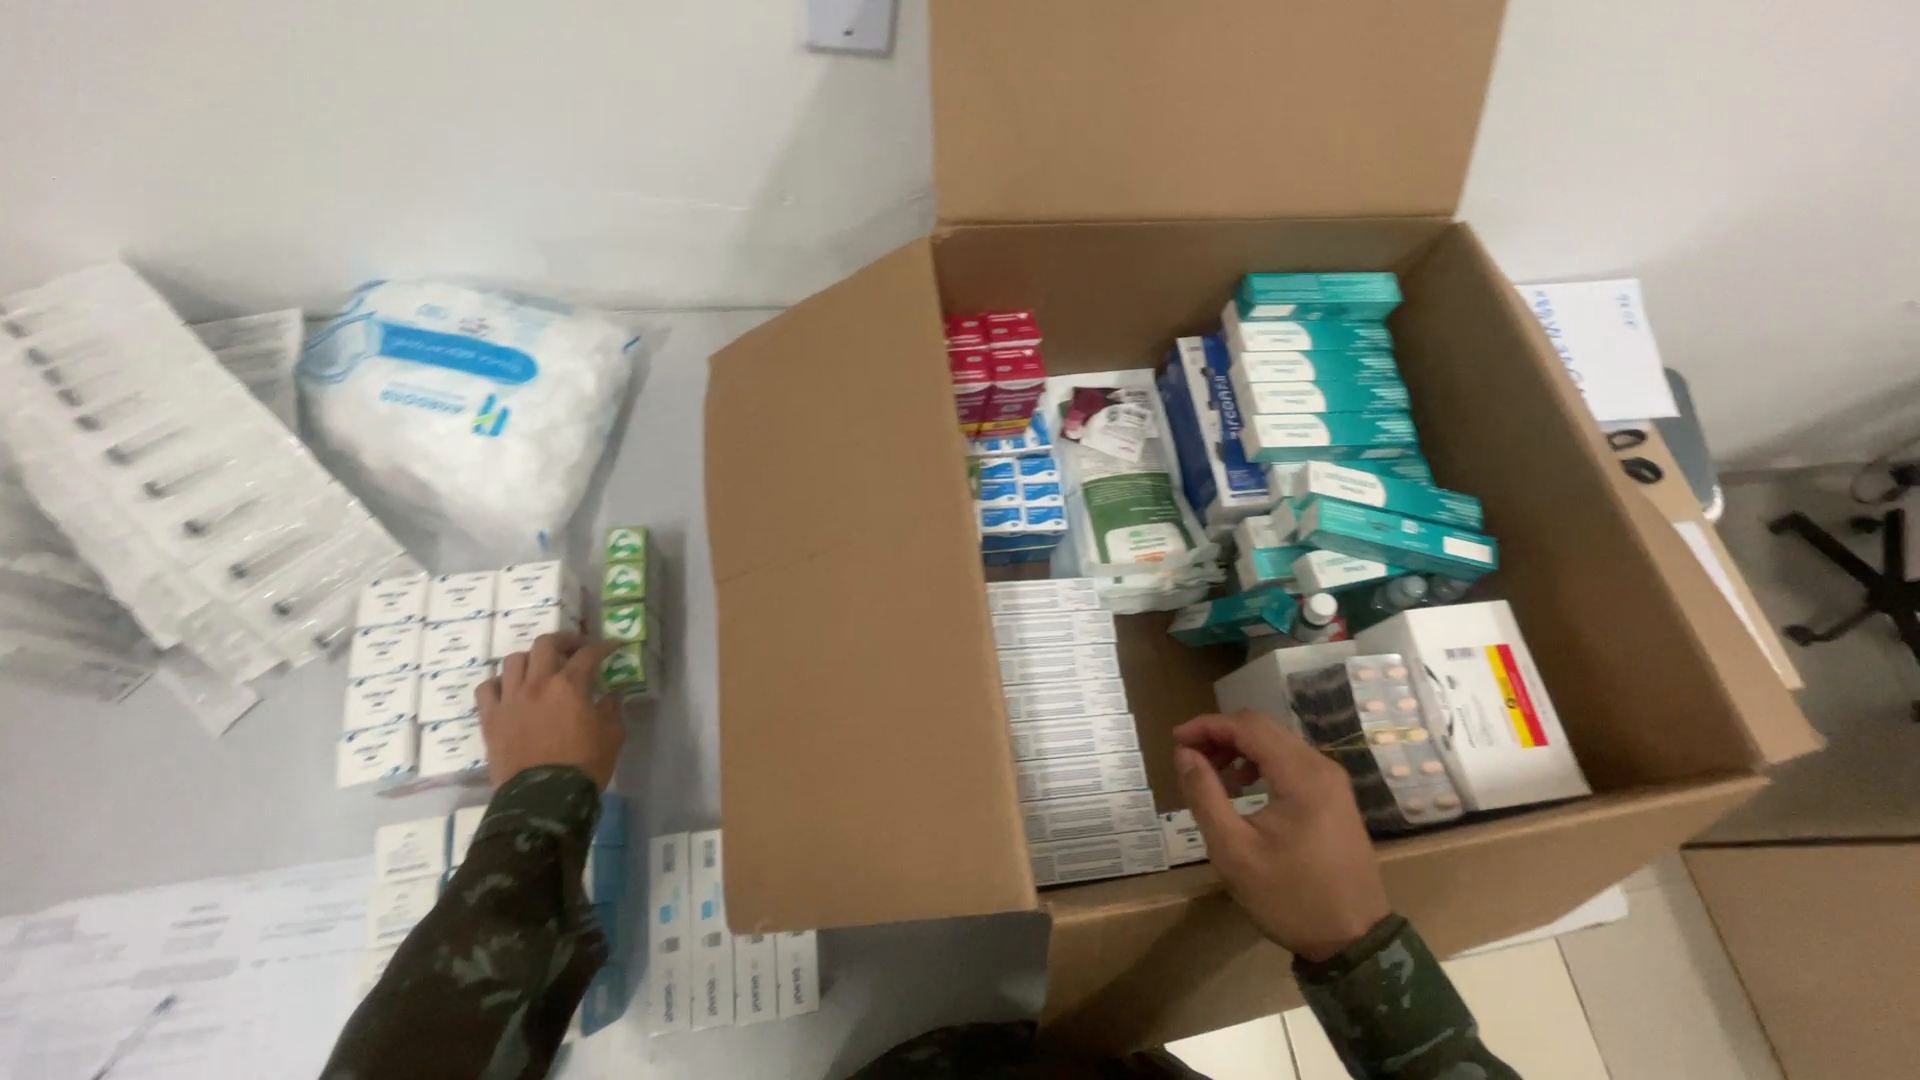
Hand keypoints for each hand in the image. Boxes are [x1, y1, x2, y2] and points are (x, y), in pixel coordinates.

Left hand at [476, 634, 624, 789]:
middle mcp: (537, 684)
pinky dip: (499, 683)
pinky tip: (509, 689)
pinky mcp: (490, 718)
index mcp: (570, 685)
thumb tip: (610, 695)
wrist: (544, 798)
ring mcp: (509, 699)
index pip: (589, 654)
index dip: (604, 646)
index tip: (613, 647)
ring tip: (540, 668)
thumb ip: (612, 709)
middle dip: (563, 640)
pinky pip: (487, 688)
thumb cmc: (585, 764)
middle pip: (545, 644)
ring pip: (513, 660)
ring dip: (531, 659)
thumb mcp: (612, 735)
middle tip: (574, 648)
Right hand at [1173, 710, 1390, 961]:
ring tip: (1212, 774)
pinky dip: (1260, 763)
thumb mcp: (1234, 851)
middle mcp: (1321, 767)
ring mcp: (1332, 782)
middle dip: (1220, 734)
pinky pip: (1291, 762)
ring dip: (1239, 748)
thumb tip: (1184, 753)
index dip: (1207, 726)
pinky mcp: (1334, 797)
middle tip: (1189, 757)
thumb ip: (1204, 794)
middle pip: (1263, 728)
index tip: (1175, 741)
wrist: (1354, 942)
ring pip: (1277, 743)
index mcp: (1301, 776)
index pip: (1247, 726)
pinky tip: (1243, 788)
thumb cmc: (1290, 898)